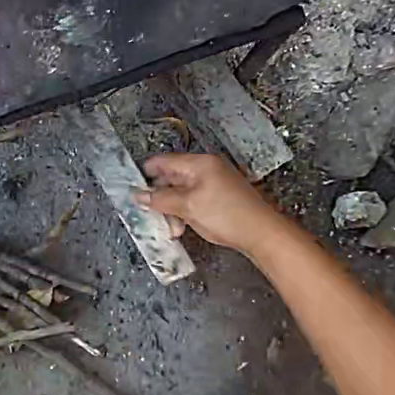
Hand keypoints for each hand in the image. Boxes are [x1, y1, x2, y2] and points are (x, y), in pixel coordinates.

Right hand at [135, 153, 288, 253]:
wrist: (262, 233)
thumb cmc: (229, 215)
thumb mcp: (187, 207)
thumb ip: (161, 199)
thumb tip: (140, 195)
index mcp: (199, 164)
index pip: (163, 162)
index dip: (145, 174)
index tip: (133, 189)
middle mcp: (207, 169)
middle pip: (171, 178)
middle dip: (160, 197)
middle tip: (153, 214)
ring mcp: (214, 182)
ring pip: (181, 192)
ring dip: (172, 209)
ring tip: (173, 228)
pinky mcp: (220, 197)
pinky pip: (193, 200)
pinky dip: (185, 212)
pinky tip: (184, 227)